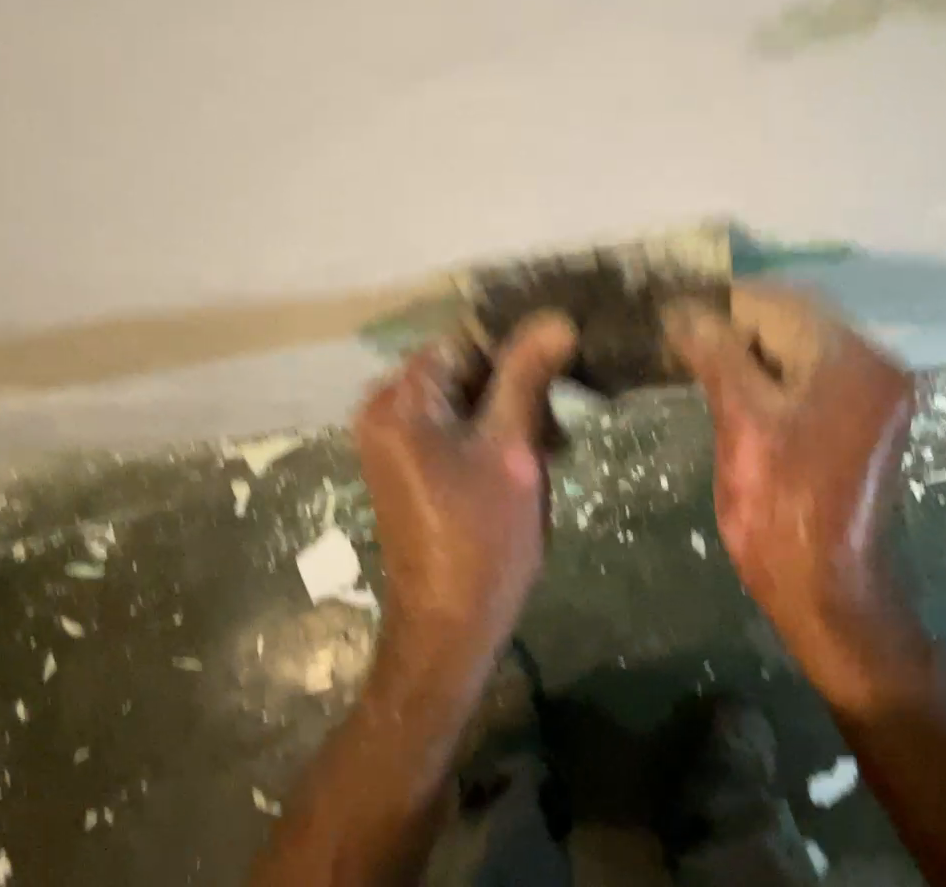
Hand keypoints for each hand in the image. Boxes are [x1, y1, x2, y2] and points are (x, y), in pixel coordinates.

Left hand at [353, 312, 577, 660]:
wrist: (448, 626)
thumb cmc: (481, 538)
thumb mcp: (512, 449)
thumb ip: (528, 377)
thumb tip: (557, 319)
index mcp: (400, 399)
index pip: (466, 341)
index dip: (517, 353)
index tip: (561, 378)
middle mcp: (384, 410)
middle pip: (464, 368)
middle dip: (516, 389)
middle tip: (556, 429)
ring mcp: (391, 440)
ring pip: (465, 399)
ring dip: (510, 415)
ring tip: (548, 451)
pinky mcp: (406, 465)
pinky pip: (453, 427)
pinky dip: (490, 436)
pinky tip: (523, 465)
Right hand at [665, 286, 923, 705]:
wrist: (823, 588)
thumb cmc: (778, 509)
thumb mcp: (741, 423)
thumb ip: (717, 354)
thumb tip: (683, 310)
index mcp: (852, 359)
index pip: (778, 303)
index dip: (721, 303)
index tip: (671, 311)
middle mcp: (876, 363)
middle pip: (796, 318)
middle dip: (736, 321)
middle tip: (680, 333)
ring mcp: (874, 391)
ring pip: (803, 344)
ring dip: (752, 344)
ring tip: (697, 353)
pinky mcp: (863, 416)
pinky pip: (813, 372)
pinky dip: (773, 369)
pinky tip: (733, 379)